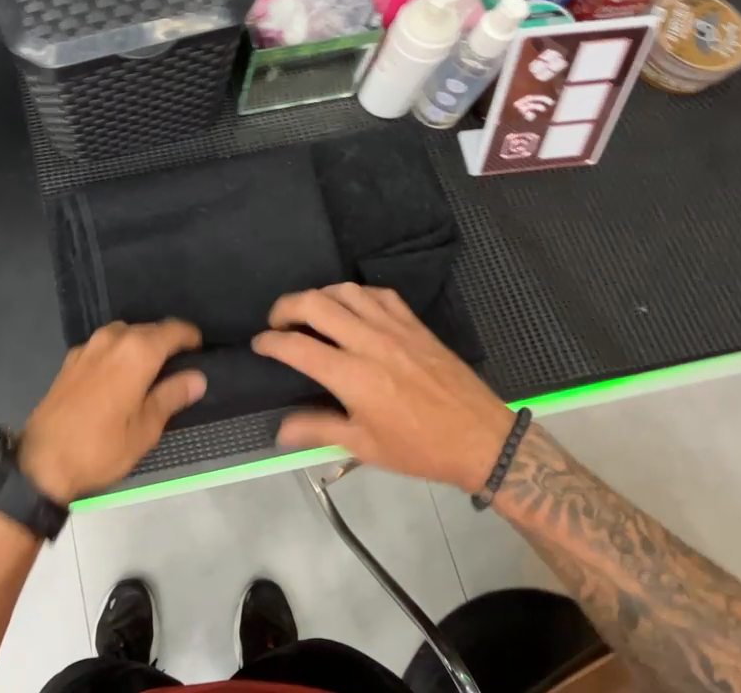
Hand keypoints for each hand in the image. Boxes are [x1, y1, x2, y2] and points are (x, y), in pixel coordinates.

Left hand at [20, 320, 207, 503]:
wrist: (42, 461)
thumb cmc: (101, 447)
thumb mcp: (145, 429)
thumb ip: (171, 396)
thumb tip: (197, 377)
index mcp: (137, 352)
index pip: (172, 330)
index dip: (190, 337)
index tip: (201, 349)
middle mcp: (112, 339)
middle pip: (147, 329)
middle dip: (165, 341)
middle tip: (180, 364)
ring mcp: (87, 347)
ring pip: (123, 334)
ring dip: (140, 344)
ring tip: (151, 369)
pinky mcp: (70, 360)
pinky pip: (103, 345)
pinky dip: (117, 352)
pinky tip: (119, 374)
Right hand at [252, 284, 516, 492]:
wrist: (481, 439)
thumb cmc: (419, 449)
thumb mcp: (365, 447)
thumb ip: (318, 430)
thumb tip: (279, 430)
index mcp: (353, 377)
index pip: (297, 347)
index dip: (270, 342)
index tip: (259, 344)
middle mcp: (369, 343)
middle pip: (315, 304)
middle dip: (285, 307)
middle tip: (276, 322)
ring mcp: (394, 328)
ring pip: (345, 291)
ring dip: (319, 295)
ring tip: (309, 312)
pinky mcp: (414, 324)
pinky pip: (378, 294)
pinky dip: (356, 294)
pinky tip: (351, 308)